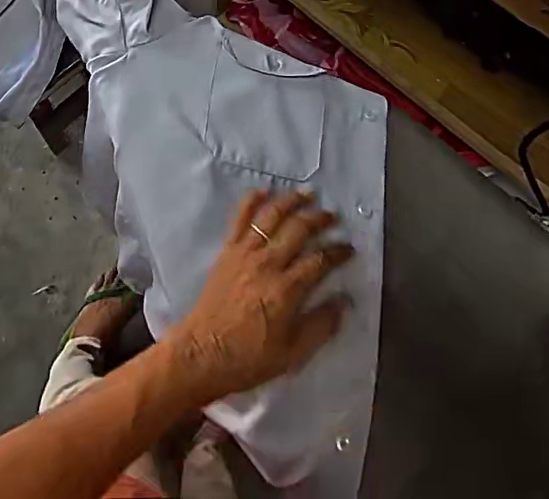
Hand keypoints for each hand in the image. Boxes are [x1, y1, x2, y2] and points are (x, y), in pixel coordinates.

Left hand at [163, 189, 354, 404]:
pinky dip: (253, 200)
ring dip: (293, 201)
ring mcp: (246, 253)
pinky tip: (265, 190)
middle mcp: (268, 263)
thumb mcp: (292, 354)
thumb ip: (321, 326)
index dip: (338, 251)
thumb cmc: (248, 358)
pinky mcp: (228, 250)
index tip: (348, 249)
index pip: (321, 260)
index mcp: (287, 289)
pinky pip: (240, 217)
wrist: (200, 356)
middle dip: (320, 219)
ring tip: (307, 195)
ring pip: (273, 216)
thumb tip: (344, 301)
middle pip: (300, 229)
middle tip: (332, 217)